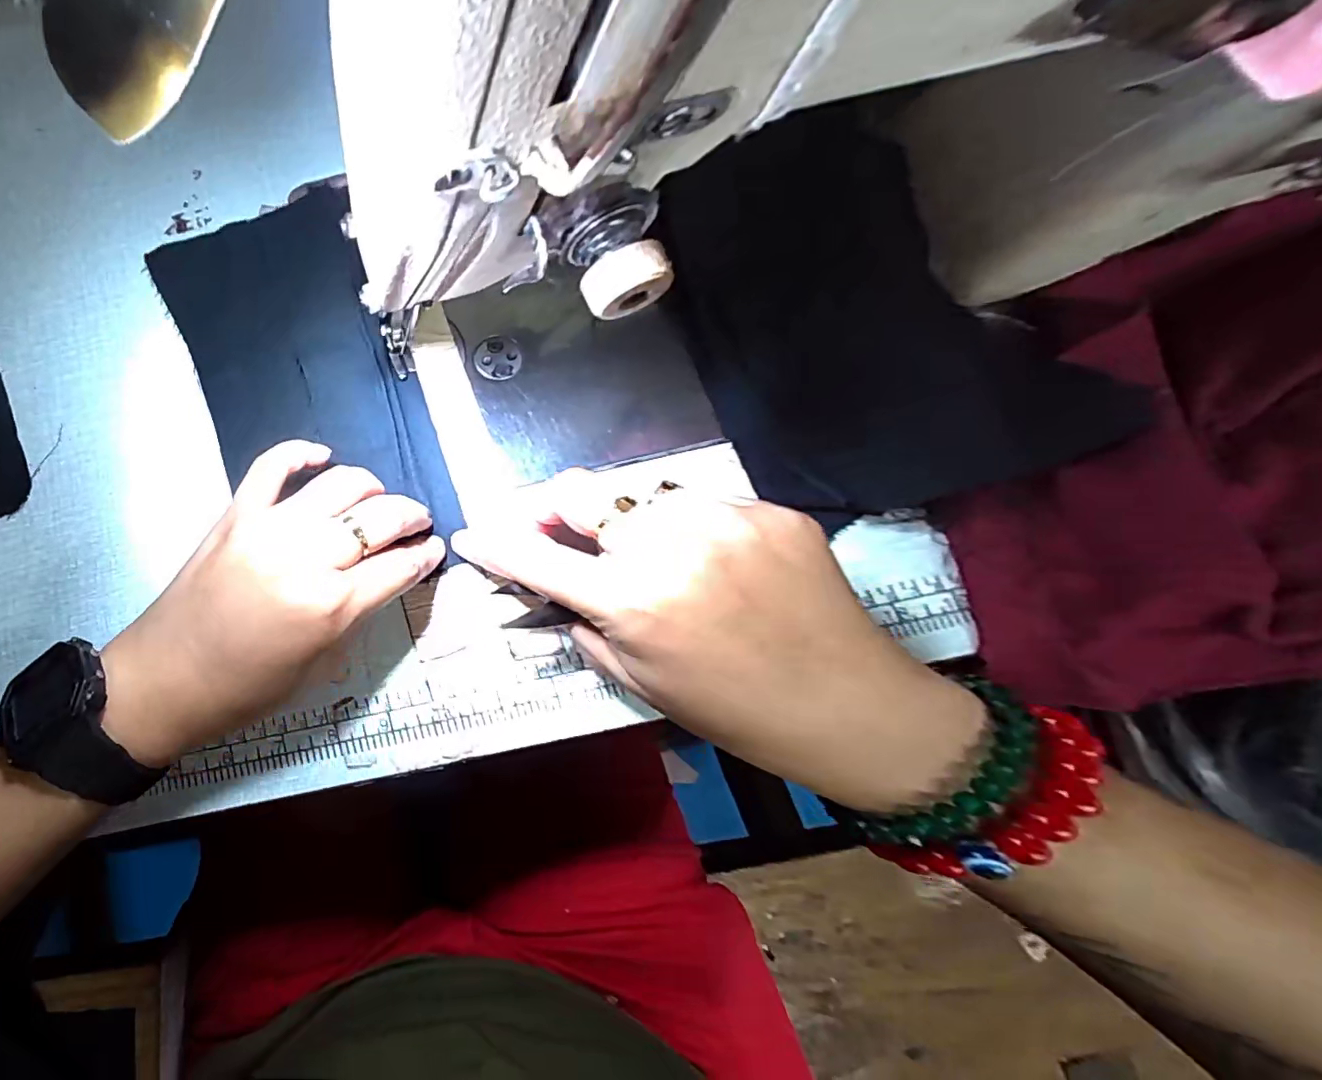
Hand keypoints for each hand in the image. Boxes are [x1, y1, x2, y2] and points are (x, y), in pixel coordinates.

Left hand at [98, 441, 445, 766]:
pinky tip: (321, 456)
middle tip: (419, 521)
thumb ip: (357, 613)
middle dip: (410, 517)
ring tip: (379, 497)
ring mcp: (268, 529)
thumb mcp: (319, 663)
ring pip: (338, 486)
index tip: (434, 548)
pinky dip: (300, 453)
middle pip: (378, 520)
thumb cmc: (247, 688)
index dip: (424, 556)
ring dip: (371, 487)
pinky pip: (272, 466)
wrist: (167, 678)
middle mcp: (306, 559)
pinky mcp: (236, 514)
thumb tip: (389, 575)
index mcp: (331, 607)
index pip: (397, 567)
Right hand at [451, 470, 985, 812]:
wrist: (849, 705)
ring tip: (663, 556)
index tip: (473, 536)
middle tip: (570, 529)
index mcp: (633, 603)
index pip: (540, 562)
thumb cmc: (731, 709)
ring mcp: (725, 520)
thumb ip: (590, 629)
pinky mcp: (769, 510)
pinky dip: (692, 526)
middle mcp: (670, 549)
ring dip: (636, 522)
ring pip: (646, 496)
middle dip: (565, 512)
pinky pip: (705, 502)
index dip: (498, 548)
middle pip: (584, 496)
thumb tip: (560, 594)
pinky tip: (717, 560)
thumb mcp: (642, 682)